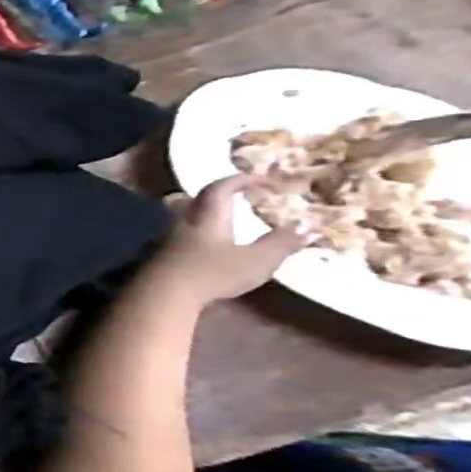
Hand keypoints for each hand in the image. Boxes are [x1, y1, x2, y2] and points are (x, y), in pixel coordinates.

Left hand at [146, 174, 308, 303]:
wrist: (162, 293)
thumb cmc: (211, 273)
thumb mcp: (256, 260)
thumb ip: (281, 243)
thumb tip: (308, 225)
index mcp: (208, 217)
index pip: (220, 188)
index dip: (241, 179)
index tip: (264, 179)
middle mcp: (185, 221)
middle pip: (199, 198)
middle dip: (222, 191)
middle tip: (242, 193)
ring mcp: (170, 237)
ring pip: (189, 214)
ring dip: (209, 210)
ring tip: (229, 215)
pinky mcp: (163, 253)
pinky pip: (185, 231)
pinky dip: (201, 228)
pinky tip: (209, 241)